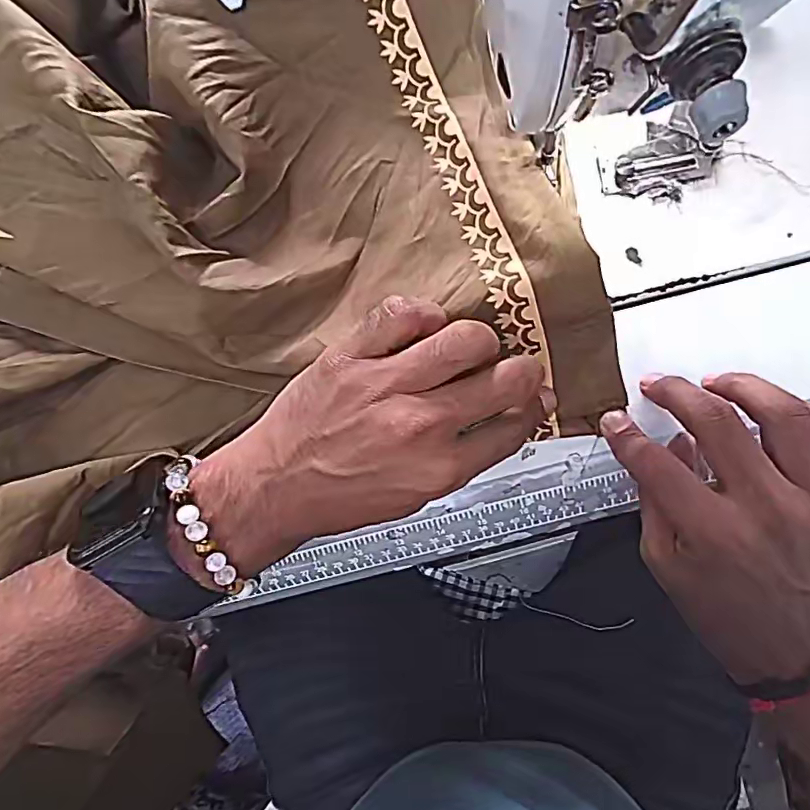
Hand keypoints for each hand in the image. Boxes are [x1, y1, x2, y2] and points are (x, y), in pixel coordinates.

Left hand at [185, 297, 550, 573]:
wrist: (276, 488)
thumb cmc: (340, 497)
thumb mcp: (415, 496)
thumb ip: (463, 459)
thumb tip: (502, 423)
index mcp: (440, 468)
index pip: (515, 426)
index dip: (533, 408)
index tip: (533, 398)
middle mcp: (420, 425)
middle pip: (505, 380)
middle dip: (523, 372)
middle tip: (514, 369)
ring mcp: (385, 386)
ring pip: (466, 340)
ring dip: (481, 340)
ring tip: (469, 348)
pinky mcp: (351, 358)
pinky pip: (403, 313)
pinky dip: (423, 313)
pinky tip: (423, 328)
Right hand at [599, 374, 809, 683]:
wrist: (794, 651)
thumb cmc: (725, 614)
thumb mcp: (666, 567)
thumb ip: (657, 504)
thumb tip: (665, 447)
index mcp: (712, 533)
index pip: (656, 464)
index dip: (627, 435)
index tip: (616, 421)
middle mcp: (765, 509)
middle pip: (718, 424)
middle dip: (677, 394)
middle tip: (659, 385)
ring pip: (785, 416)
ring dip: (745, 387)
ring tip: (718, 383)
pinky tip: (796, 412)